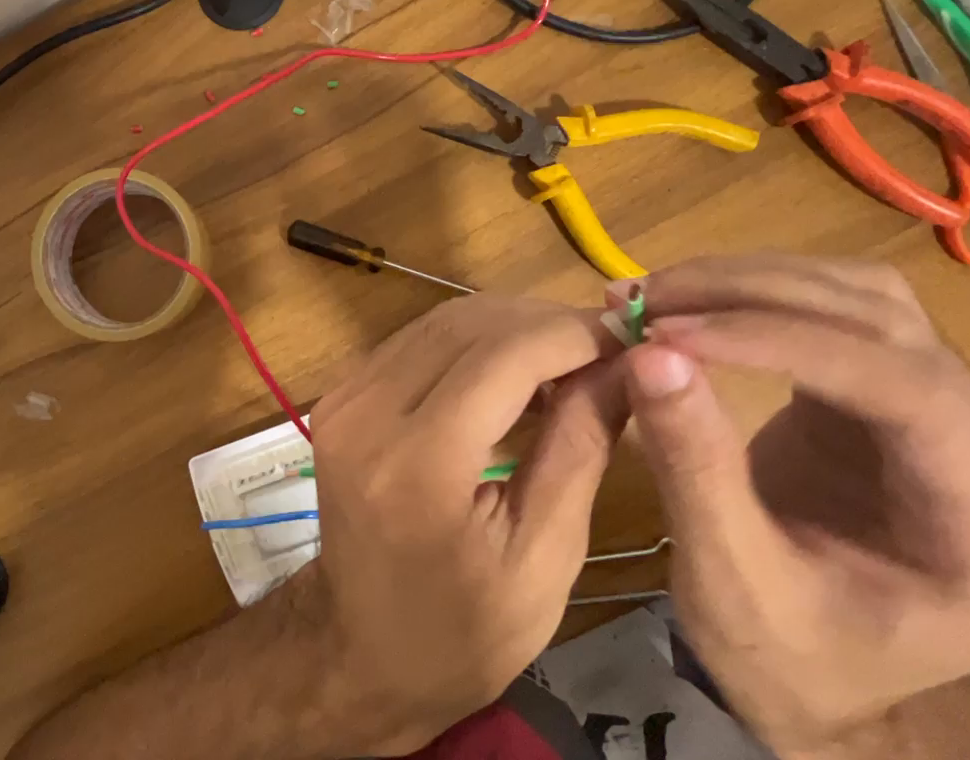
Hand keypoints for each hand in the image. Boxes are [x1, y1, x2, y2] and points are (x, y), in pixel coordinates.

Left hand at [305, 295, 625, 754]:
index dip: (573, 335)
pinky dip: (470, 342)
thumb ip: (580, 446)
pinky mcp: (337, 397)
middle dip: (545, 324)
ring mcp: (341, 400)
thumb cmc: (465, 629)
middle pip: (467, 326)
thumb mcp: (545, 555)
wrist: (362, 647)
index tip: (632, 341)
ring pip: (438, 322)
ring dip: (509, 327)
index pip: (503, 354)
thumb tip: (627, 363)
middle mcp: (365, 413)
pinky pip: (413, 342)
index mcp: (417, 463)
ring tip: (570, 362)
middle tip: (607, 351)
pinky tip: (514, 372)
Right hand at [615, 256, 969, 756]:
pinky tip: (686, 307)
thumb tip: (647, 352)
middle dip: (753, 297)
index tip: (667, 332)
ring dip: (749, 283)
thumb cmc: (786, 660)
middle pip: (888, 327)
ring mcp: (951, 423)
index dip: (783, 343)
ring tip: (650, 294)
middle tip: (640, 300)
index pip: (909, 391)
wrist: (820, 686)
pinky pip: (832, 319)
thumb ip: (694, 467)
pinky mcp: (891, 401)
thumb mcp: (728, 579)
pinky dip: (751, 299)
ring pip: (864, 301)